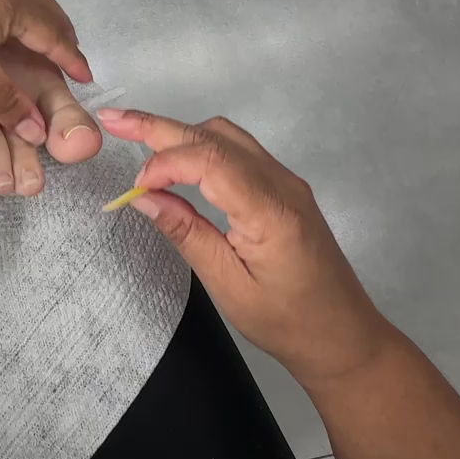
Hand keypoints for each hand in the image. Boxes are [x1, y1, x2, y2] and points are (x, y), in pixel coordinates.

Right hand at [100, 108, 395, 388]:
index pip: (209, 160)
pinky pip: (236, 148)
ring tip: (136, 137)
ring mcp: (285, 180)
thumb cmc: (289, 323)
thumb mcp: (229, 287)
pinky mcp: (282, 186)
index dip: (164, 163)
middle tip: (112, 119)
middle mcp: (281, 183)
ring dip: (179, 132)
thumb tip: (144, 197)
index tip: (137, 189)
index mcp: (271, 211)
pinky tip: (175, 159)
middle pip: (212, 136)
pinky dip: (198, 144)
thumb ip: (186, 233)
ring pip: (224, 134)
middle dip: (157, 125)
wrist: (347, 339)